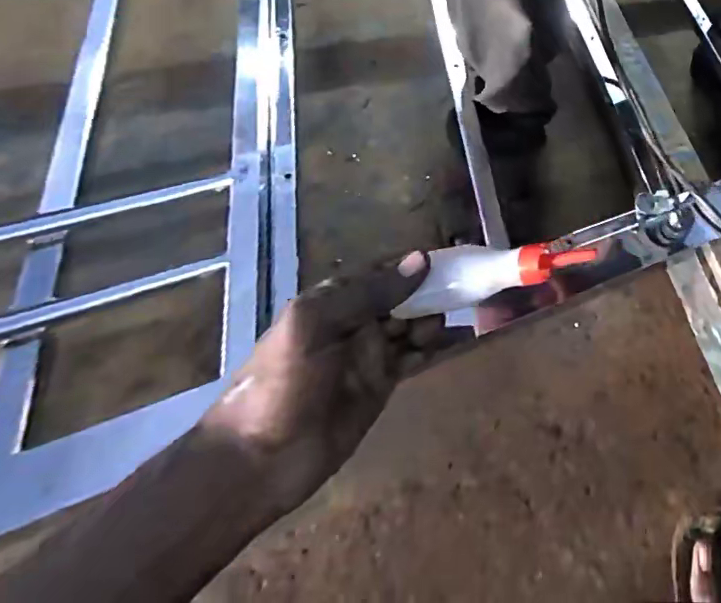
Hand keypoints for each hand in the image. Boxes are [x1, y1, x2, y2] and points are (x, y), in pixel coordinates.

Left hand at [199, 250, 450, 513]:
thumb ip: (368, 292)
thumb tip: (422, 260)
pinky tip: (462, 338)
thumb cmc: (278, 385)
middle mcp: (357, 320)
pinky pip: (419, 354)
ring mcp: (372, 352)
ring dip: (439, 316)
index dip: (418, 262)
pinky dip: (440, 344)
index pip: (385, 269)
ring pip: (417, 322)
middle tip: (466, 291)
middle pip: (407, 293)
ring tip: (452, 323)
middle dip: (436, 288)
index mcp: (336, 299)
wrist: (254, 463)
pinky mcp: (385, 381)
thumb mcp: (314, 325)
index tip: (456, 257)